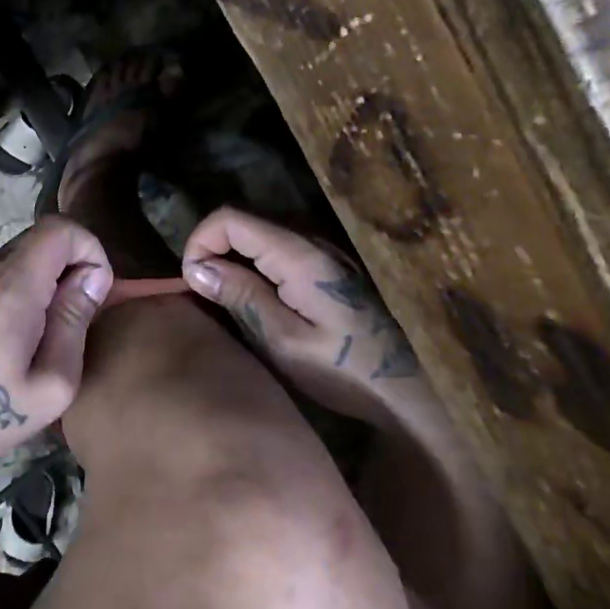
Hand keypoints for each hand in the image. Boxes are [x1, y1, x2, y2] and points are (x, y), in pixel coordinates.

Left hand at [0, 217, 112, 484]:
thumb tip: (93, 275)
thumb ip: (75, 319)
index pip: (59, 229)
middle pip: (40, 237)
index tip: (96, 292)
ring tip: (48, 330)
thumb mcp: (55, 382)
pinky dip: (22, 285)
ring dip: (47, 277)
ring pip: (21, 254)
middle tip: (77, 316)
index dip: (90, 250)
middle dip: (71, 265)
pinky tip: (19, 332)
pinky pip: (0, 271)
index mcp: (10, 288)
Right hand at [180, 206, 422, 424]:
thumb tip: (197, 269)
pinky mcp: (329, 266)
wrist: (416, 389)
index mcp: (299, 256)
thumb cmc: (349, 370)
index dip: (199, 242)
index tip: (193, 281)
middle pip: (243, 221)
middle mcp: (312, 241)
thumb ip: (241, 297)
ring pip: (259, 234)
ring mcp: (323, 251)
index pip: (229, 218)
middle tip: (206, 294)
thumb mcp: (284, 341)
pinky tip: (257, 301)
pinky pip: (277, 250)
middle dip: (212, 250)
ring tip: (227, 300)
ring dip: (231, 259)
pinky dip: (253, 266)